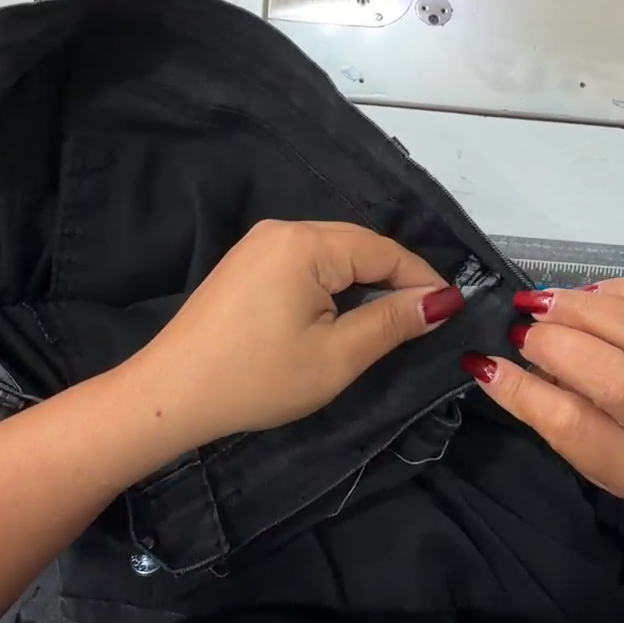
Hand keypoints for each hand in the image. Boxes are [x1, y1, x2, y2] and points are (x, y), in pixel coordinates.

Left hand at [120, 220, 460, 449]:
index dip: (421, 278)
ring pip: (331, 252)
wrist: (171, 393)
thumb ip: (392, 322)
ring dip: (363, 281)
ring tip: (389, 318)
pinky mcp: (245, 262)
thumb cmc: (257, 378)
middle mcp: (282, 229)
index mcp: (305, 243)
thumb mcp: (336, 356)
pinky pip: (304, 261)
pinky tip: (340, 312)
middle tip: (425, 317)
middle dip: (394, 278)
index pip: (382, 250)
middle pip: (356, 245)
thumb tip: (442, 301)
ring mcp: (259, 243)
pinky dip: (331, 283)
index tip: (452, 309)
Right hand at [466, 279, 623, 499]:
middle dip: (559, 345)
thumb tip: (484, 363)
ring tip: (546, 303)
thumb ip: (534, 406)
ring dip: (587, 310)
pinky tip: (587, 294)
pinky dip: (622, 290)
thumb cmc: (616, 450)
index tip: (487, 362)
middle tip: (520, 329)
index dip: (525, 391)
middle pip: (620, 380)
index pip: (576, 427)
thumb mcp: (573, 449)